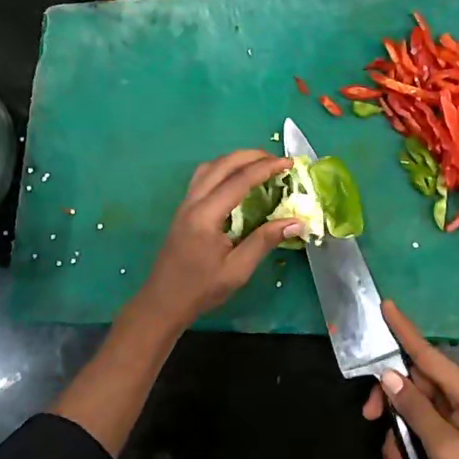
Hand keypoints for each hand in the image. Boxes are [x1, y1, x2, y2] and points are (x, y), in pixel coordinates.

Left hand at [132, 149, 300, 332]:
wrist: (163, 302)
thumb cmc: (201, 289)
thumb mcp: (238, 270)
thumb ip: (264, 241)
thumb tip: (296, 222)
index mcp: (206, 215)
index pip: (239, 180)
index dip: (266, 168)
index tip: (288, 163)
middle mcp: (193, 202)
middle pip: (222, 164)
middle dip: (251, 156)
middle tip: (277, 160)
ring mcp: (185, 204)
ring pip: (209, 167)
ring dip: (234, 160)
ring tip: (258, 164)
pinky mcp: (183, 210)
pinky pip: (203, 178)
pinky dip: (223, 170)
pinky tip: (236, 180)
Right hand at [362, 300, 458, 458]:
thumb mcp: (444, 448)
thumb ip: (415, 409)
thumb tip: (389, 375)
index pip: (429, 355)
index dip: (405, 331)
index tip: (386, 305)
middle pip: (413, 389)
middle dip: (391, 412)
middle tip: (371, 423)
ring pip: (412, 420)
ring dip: (399, 448)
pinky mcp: (454, 448)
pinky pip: (421, 442)